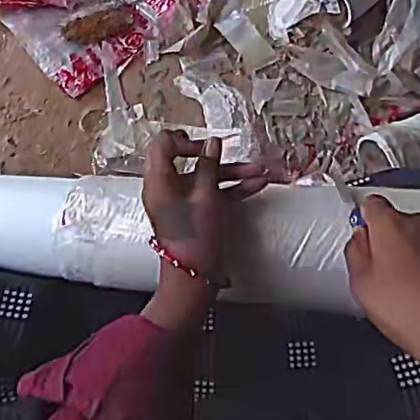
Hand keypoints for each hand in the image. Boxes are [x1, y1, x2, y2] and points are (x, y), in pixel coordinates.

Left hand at [141, 131, 268, 329]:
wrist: (194, 278)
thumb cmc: (195, 236)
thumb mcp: (205, 196)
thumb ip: (209, 166)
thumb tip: (211, 142)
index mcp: (158, 179)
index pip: (163, 144)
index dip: (184, 141)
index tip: (205, 149)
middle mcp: (166, 187)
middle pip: (186, 159)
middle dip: (215, 157)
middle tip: (232, 155)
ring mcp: (180, 200)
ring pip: (203, 177)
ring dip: (231, 173)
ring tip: (260, 171)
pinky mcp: (193, 212)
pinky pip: (210, 193)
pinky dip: (230, 188)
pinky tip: (256, 185)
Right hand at [345, 195, 419, 400]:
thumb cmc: (411, 313)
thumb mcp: (361, 285)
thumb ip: (355, 252)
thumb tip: (360, 240)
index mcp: (391, 224)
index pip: (371, 204)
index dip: (365, 221)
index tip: (363, 239)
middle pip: (398, 221)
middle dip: (390, 241)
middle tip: (383, 273)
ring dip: (414, 254)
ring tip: (409, 290)